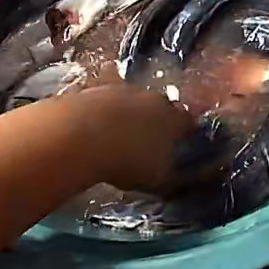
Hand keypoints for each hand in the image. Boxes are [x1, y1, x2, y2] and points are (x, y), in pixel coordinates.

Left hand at [65, 84, 197, 189]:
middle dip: (156, 122)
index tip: (177, 147)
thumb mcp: (156, 180)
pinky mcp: (97, 88)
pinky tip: (92, 130)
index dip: (184, 134)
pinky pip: (106, 101)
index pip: (188, 123)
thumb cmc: (126, 161)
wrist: (80, 136)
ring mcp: (125, 90)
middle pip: (161, 107)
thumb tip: (176, 177)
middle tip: (145, 143)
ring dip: (128, 115)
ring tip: (114, 138)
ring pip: (132, 101)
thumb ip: (171, 176)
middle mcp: (154, 99)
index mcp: (174, 119)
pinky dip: (102, 113)